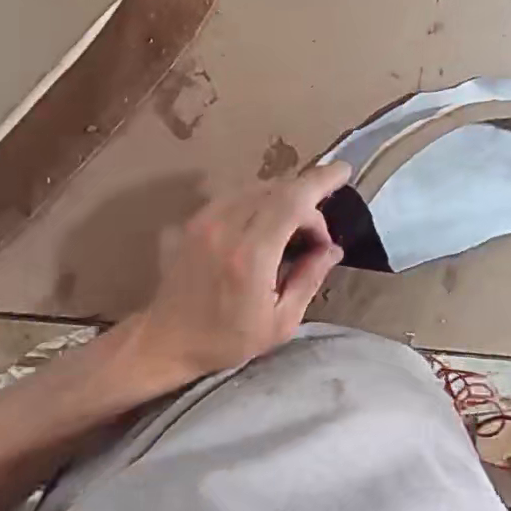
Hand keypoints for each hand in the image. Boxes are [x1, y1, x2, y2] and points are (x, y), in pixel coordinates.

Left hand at [125, 161, 351, 381]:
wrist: (167, 339)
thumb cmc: (227, 339)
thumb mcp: (280, 322)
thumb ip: (308, 279)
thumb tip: (332, 248)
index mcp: (250, 256)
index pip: (291, 201)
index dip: (320, 181)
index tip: (344, 172)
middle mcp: (226, 228)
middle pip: (277, 189)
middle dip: (307, 201)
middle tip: (317, 237)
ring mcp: (206, 221)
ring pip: (257, 188)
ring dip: (284, 200)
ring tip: (294, 234)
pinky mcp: (195, 221)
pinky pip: (236, 195)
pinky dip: (260, 201)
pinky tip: (266, 226)